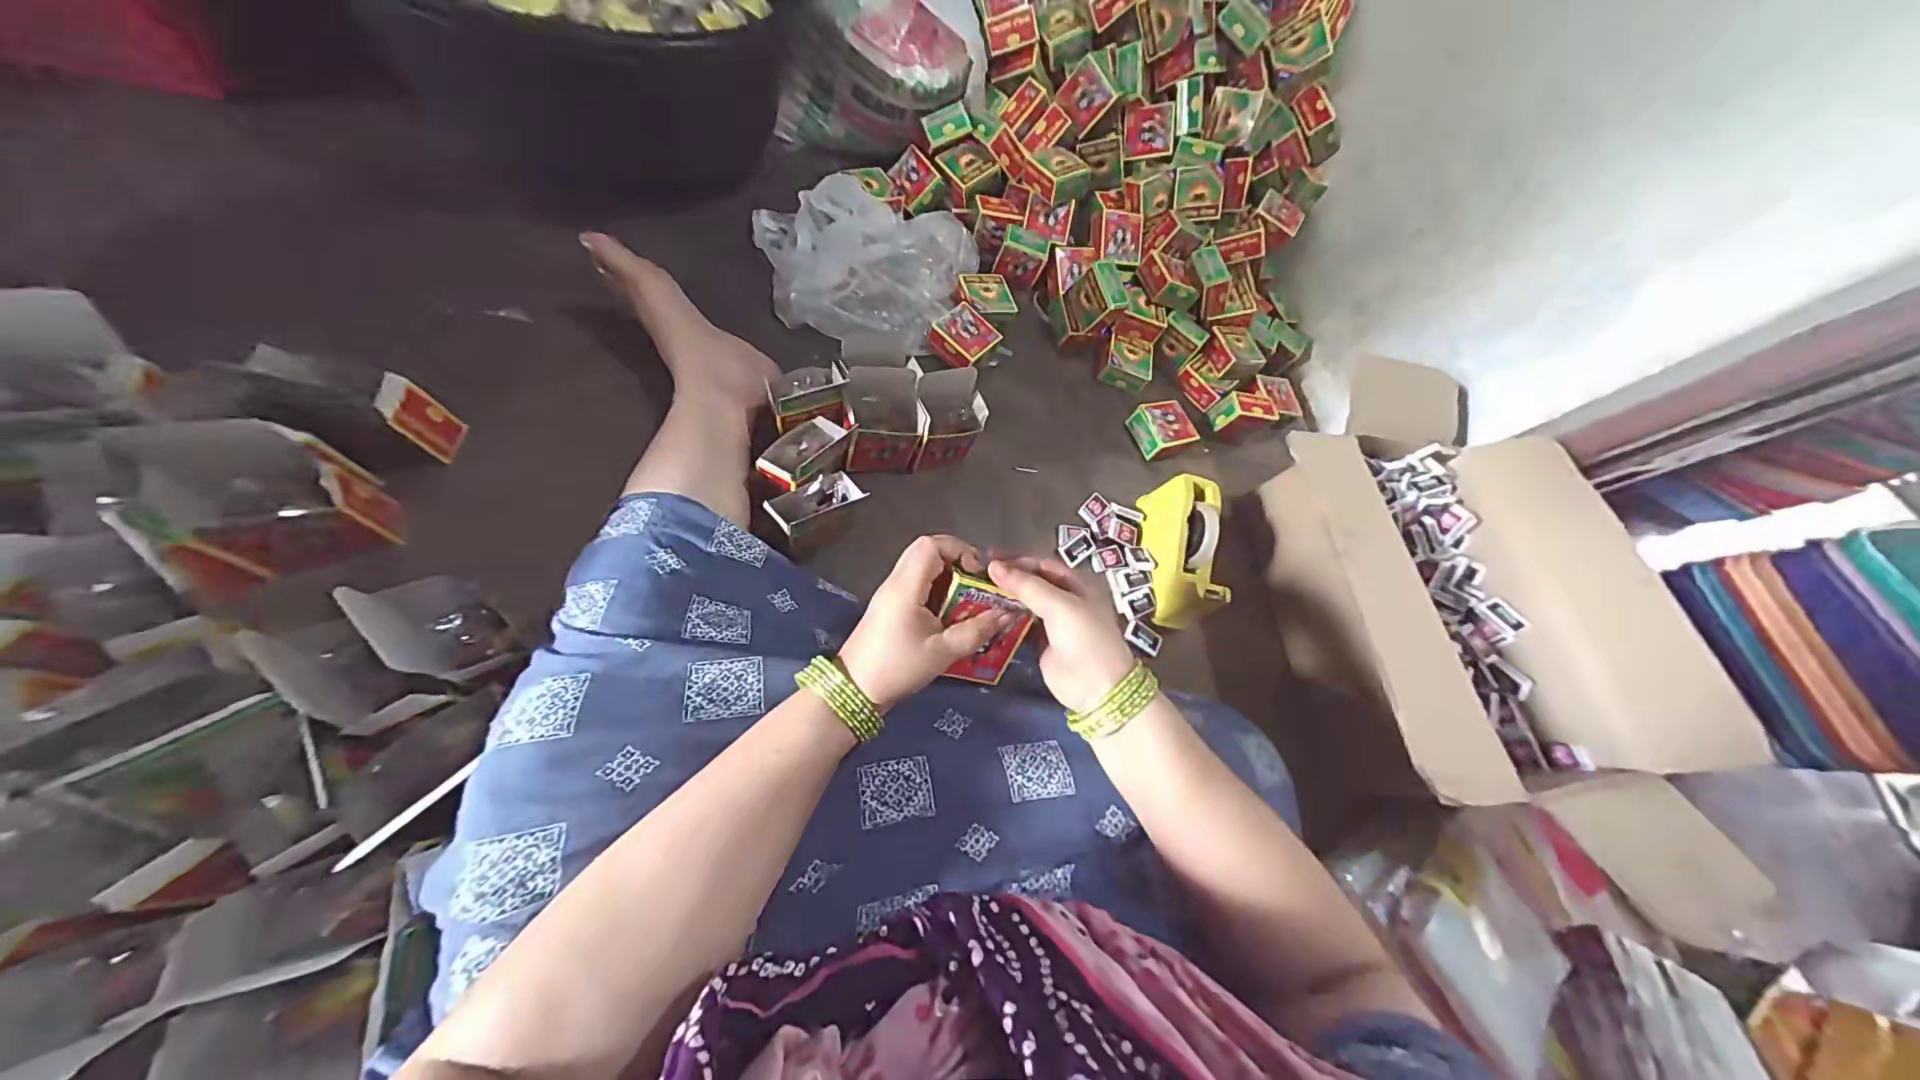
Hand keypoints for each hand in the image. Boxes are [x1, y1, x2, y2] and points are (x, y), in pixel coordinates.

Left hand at [837, 536, 1014, 710]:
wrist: (856, 689)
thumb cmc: (898, 668)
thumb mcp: (943, 652)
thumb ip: (977, 630)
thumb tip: (1007, 614)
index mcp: (906, 587)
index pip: (930, 545)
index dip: (958, 550)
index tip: (977, 574)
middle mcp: (896, 582)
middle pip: (925, 550)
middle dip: (956, 561)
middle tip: (975, 584)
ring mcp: (890, 593)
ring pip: (921, 566)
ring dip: (947, 576)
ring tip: (966, 600)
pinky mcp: (890, 605)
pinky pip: (916, 583)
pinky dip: (936, 589)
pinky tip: (949, 613)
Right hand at [986, 557, 1137, 712]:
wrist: (1096, 687)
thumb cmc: (1083, 638)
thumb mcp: (1058, 605)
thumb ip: (1026, 585)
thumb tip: (994, 566)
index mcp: (1077, 585)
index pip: (1043, 565)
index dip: (1019, 561)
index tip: (991, 559)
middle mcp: (1066, 601)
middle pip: (1034, 583)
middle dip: (1010, 578)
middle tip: (980, 575)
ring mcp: (1054, 623)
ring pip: (1026, 604)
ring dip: (1006, 598)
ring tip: (978, 592)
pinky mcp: (1043, 643)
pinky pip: (1022, 625)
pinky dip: (1007, 619)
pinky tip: (988, 615)